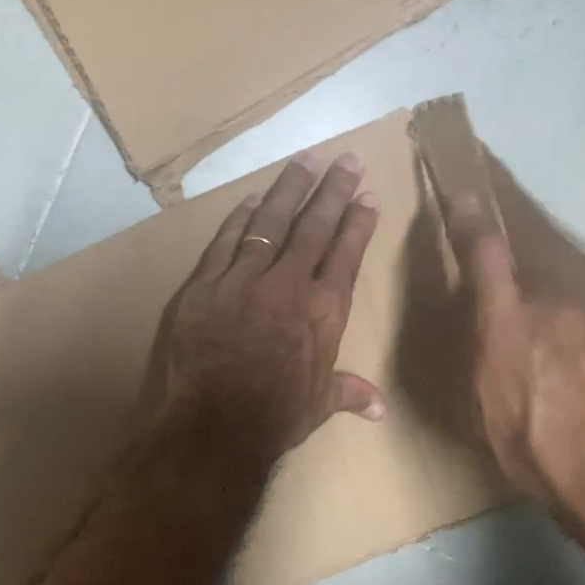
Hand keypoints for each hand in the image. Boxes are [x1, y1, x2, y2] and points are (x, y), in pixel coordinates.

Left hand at [150, 152, 385, 459]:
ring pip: (271, 223)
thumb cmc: (273, 418)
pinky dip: (240, 218)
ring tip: (304, 162)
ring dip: (289, 189)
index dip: (357, 222)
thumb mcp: (317, 406)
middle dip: (333, 190)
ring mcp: (243, 280)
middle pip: (314, 226)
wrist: (214, 423)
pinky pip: (225, 242)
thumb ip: (347, 393)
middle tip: (346, 160)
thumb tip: (379, 408)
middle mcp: (289, 284)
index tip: (366, 197)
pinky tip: (252, 199)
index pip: (346, 254)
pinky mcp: (204, 285)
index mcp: (324, 310)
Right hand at [447, 195, 584, 529]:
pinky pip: (584, 324)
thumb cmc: (532, 448)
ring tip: (537, 362)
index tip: (462, 191)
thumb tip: (472, 326)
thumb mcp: (478, 409)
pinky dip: (571, 338)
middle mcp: (553, 303)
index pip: (484, 252)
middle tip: (498, 326)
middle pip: (524, 278)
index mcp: (506, 319)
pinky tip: (571, 377)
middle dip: (508, 290)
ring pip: (558, 301)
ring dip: (543, 318)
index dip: (469, 219)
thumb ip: (473, 355)